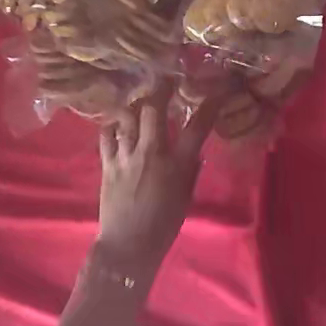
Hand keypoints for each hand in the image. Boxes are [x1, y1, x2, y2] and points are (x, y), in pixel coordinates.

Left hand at [95, 90, 217, 273]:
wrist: (129, 245)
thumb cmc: (164, 225)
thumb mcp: (187, 196)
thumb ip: (191, 170)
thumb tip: (194, 149)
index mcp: (178, 164)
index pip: (197, 126)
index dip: (210, 103)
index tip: (219, 88)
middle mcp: (152, 153)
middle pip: (154, 108)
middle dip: (160, 88)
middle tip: (165, 80)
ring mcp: (127, 156)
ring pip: (128, 116)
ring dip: (135, 104)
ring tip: (140, 99)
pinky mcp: (107, 164)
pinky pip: (107, 135)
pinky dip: (113, 125)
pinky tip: (118, 123)